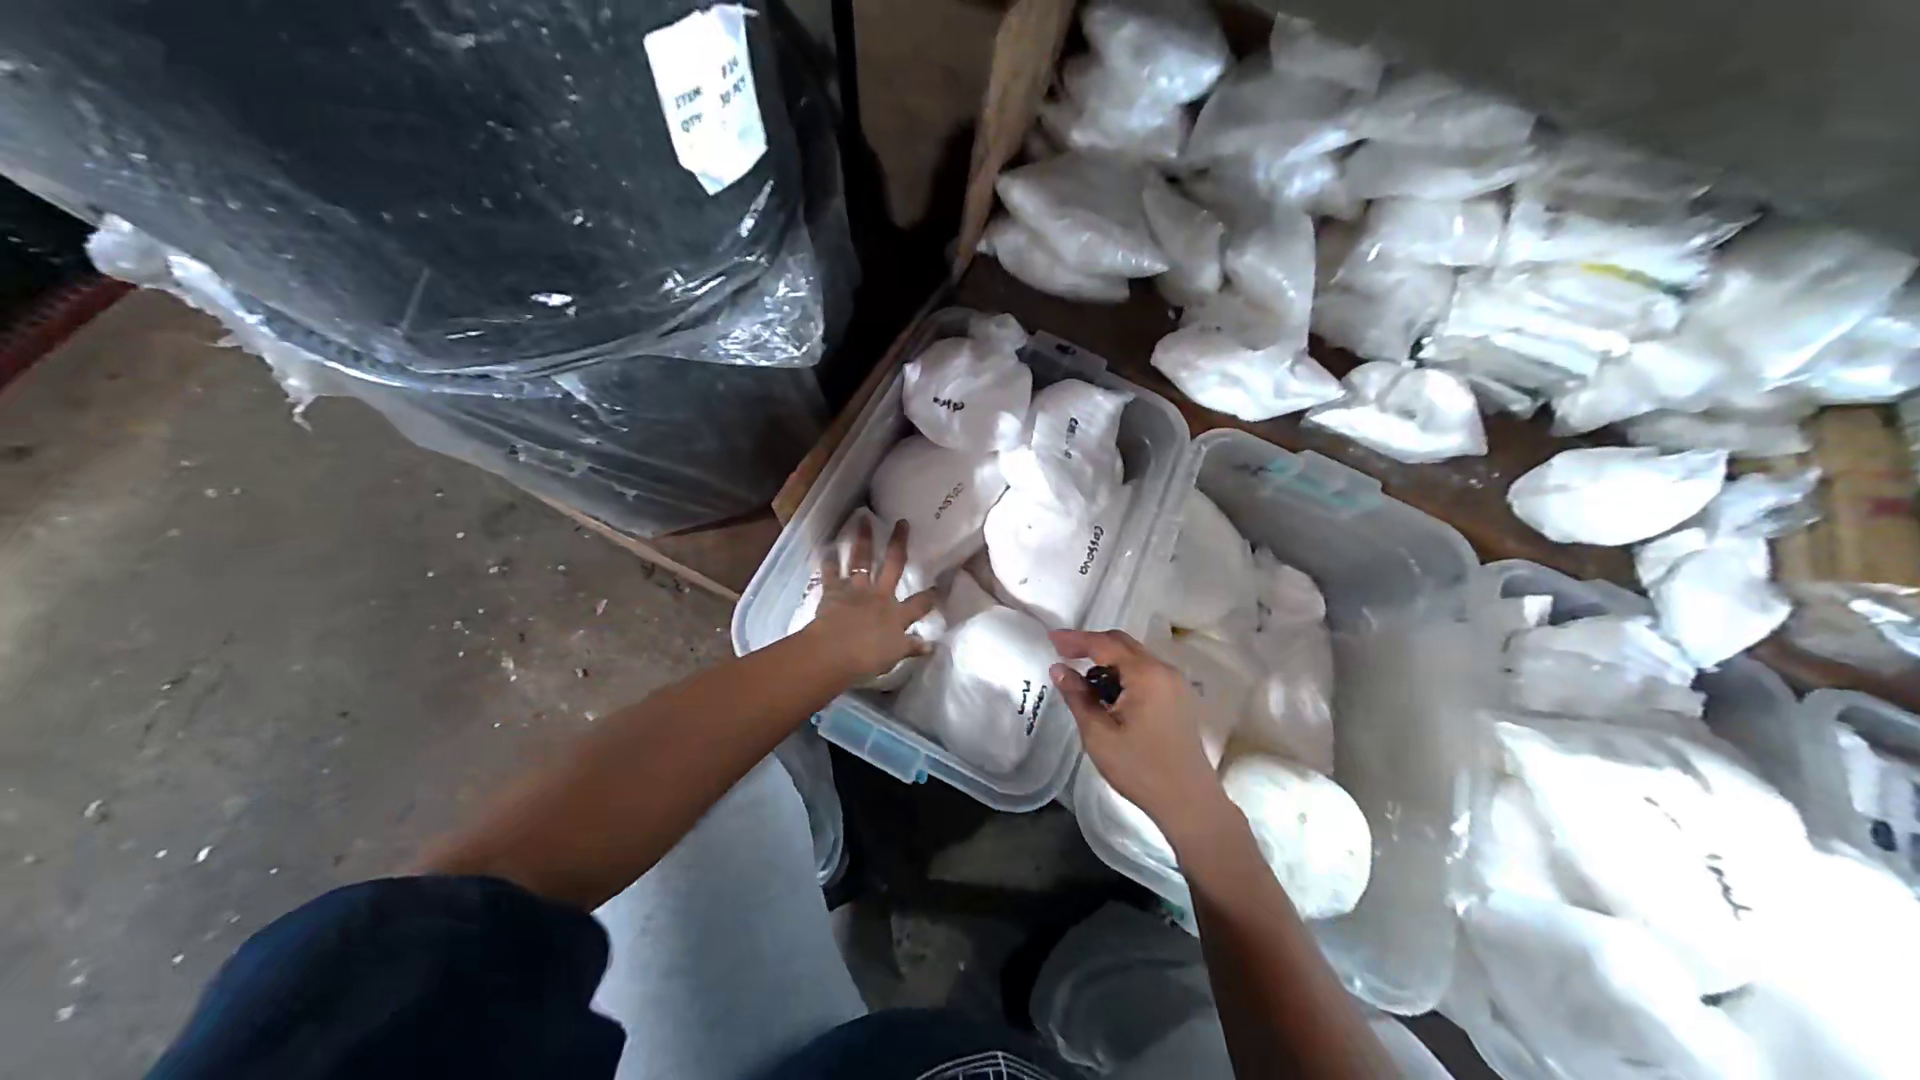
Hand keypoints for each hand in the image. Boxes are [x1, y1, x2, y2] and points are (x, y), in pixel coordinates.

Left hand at [804, 517, 937, 682]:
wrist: (835, 651)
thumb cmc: (868, 657)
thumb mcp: (895, 654)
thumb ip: (912, 647)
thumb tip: (931, 646)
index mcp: (897, 614)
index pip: (920, 603)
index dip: (931, 595)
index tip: (940, 584)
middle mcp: (879, 595)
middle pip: (892, 565)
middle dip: (898, 543)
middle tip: (902, 522)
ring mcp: (856, 590)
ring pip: (862, 560)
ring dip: (863, 539)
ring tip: (862, 518)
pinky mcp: (833, 591)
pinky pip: (831, 573)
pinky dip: (828, 562)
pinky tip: (827, 549)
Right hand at [1049, 630, 1231, 843]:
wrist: (1188, 801)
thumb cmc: (1140, 768)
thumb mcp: (1099, 734)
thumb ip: (1078, 697)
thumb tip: (1059, 669)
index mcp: (1146, 675)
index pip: (1105, 645)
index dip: (1075, 639)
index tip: (1050, 639)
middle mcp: (1164, 671)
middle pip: (1123, 644)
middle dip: (1091, 645)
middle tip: (1062, 653)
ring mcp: (1175, 684)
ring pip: (1135, 658)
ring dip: (1107, 660)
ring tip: (1081, 677)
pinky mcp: (1178, 699)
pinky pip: (1146, 673)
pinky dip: (1123, 673)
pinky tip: (1107, 692)